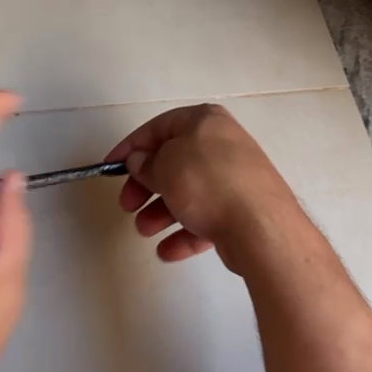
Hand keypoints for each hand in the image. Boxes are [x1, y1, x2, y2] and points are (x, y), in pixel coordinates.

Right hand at [103, 103, 304, 270]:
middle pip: (173, 162)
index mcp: (204, 121)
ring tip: (144, 231)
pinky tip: (167, 251)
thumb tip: (139, 160)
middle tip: (127, 205)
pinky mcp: (241, 210)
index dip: (131, 147)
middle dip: (146, 185)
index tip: (109, 167)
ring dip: (161, 212)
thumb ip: (146, 163)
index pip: (158, 127)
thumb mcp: (166, 166)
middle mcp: (221, 143)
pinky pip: (206, 218)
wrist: (261, 226)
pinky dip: (185, 232)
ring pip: (188, 192)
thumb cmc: (207, 183)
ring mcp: (234, 178)